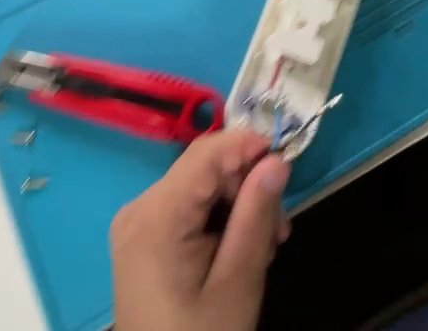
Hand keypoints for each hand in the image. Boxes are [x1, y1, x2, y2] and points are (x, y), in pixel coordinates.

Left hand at [111, 130, 290, 330]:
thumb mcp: (237, 282)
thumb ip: (256, 216)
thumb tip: (277, 160)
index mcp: (156, 217)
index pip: (207, 154)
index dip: (249, 145)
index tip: (288, 162)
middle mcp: (141, 207)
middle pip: (205, 167)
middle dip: (248, 184)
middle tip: (281, 228)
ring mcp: (140, 221)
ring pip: (202, 184)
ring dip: (239, 203)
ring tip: (266, 244)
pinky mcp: (145, 235)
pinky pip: (190, 205)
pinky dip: (220, 216)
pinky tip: (239, 247)